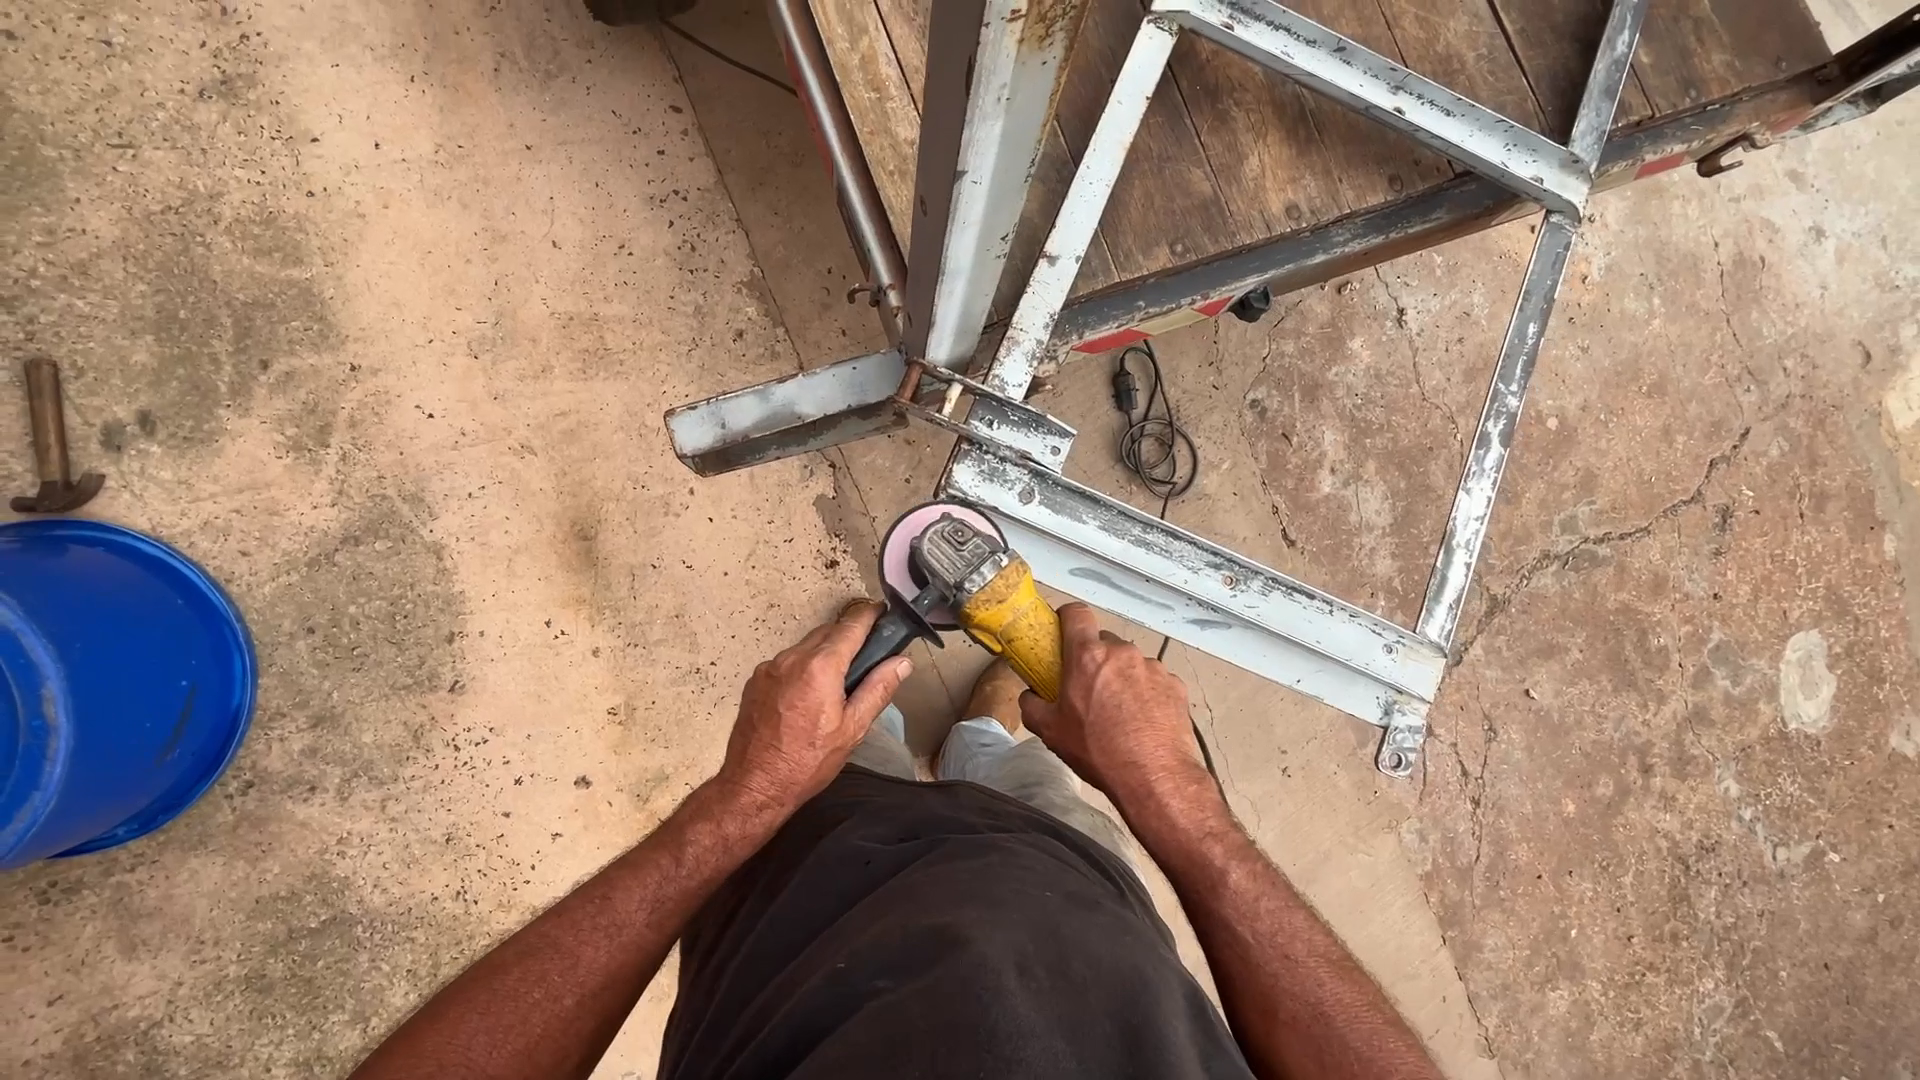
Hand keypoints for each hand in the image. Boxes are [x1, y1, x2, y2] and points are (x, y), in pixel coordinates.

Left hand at [717, 600, 911, 810]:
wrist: (755, 785)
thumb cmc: (805, 763)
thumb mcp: (853, 728)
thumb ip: (878, 689)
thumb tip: (901, 663)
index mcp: (820, 668)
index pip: (851, 626)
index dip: (869, 615)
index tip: (880, 612)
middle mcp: (791, 659)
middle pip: (827, 632)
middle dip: (848, 637)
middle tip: (866, 655)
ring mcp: (769, 668)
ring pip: (806, 646)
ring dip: (824, 653)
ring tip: (836, 683)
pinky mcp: (756, 680)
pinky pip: (786, 662)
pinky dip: (802, 668)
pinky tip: (808, 695)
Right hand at [1020, 603, 1207, 805]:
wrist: (1154, 777)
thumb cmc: (1098, 751)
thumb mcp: (1050, 732)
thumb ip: (1032, 706)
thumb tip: (1029, 697)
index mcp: (1087, 656)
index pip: (1076, 614)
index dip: (1067, 618)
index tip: (1063, 630)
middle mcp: (1122, 653)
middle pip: (1103, 642)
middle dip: (1094, 659)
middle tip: (1089, 689)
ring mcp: (1152, 667)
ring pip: (1130, 662)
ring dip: (1121, 678)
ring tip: (1119, 712)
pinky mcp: (1175, 685)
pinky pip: (1154, 680)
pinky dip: (1147, 693)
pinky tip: (1143, 721)